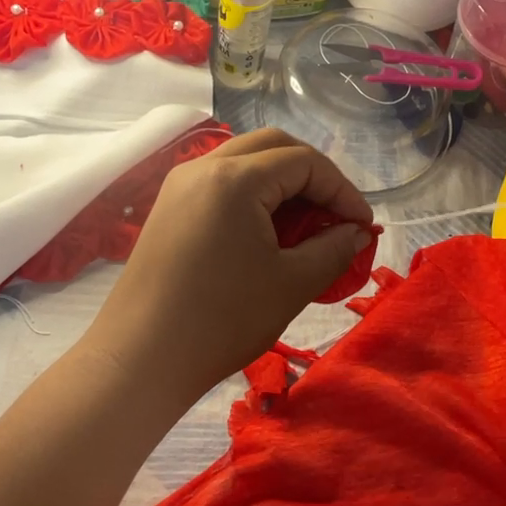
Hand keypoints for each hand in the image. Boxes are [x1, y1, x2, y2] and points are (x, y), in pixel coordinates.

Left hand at [85, 129, 374, 400]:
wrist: (142, 358)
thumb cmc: (222, 320)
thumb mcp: (291, 285)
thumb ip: (333, 249)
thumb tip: (356, 232)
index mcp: (235, 178)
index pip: (304, 162)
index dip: (342, 190)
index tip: (363, 225)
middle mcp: (203, 167)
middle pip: (272, 147)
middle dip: (313, 174)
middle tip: (337, 214)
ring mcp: (179, 186)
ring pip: (243, 161)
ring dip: (281, 182)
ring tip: (306, 224)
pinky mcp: (168, 208)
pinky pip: (220, 182)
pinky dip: (252, 194)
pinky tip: (266, 232)